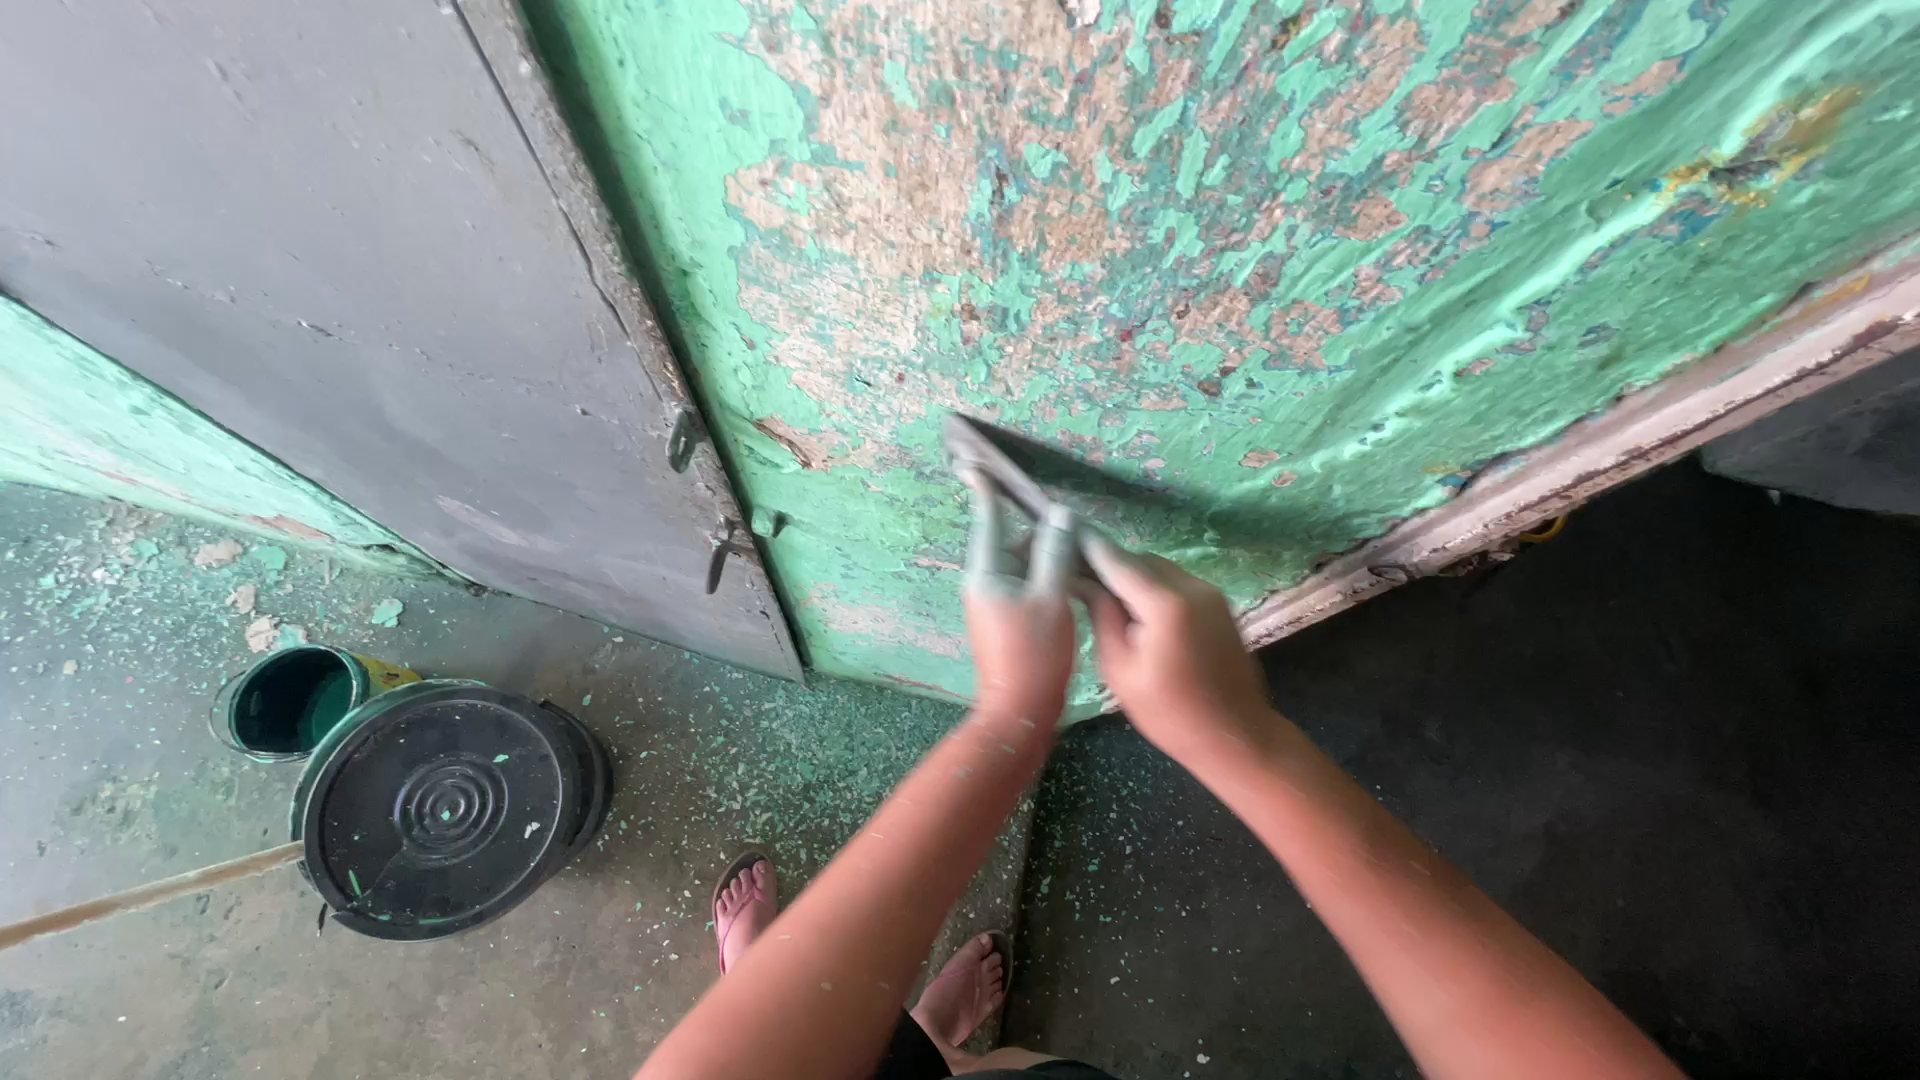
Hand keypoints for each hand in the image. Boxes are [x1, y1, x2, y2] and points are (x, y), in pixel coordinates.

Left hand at [959, 468, 1076, 721]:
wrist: (1020, 712)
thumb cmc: (1033, 656)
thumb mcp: (1051, 598)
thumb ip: (1056, 554)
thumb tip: (1060, 515)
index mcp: (986, 573)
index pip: (987, 520)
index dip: (985, 490)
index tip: (974, 462)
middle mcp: (984, 582)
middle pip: (1012, 541)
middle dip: (1039, 530)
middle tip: (1074, 523)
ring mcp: (994, 601)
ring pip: (1023, 563)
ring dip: (1048, 554)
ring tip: (1081, 547)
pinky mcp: (1008, 616)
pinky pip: (1027, 582)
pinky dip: (1047, 575)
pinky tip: (1072, 575)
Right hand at [1079, 530, 1280, 767]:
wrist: (1235, 737)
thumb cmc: (1169, 713)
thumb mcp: (1120, 669)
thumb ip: (1102, 616)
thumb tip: (1082, 581)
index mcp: (1165, 604)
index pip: (1117, 560)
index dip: (1087, 546)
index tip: (1062, 532)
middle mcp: (1192, 587)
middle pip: (1139, 559)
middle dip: (1108, 564)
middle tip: (1077, 577)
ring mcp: (1210, 593)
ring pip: (1159, 567)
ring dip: (1131, 575)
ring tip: (1103, 596)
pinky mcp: (1218, 604)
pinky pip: (1176, 581)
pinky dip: (1152, 586)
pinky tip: (1136, 610)